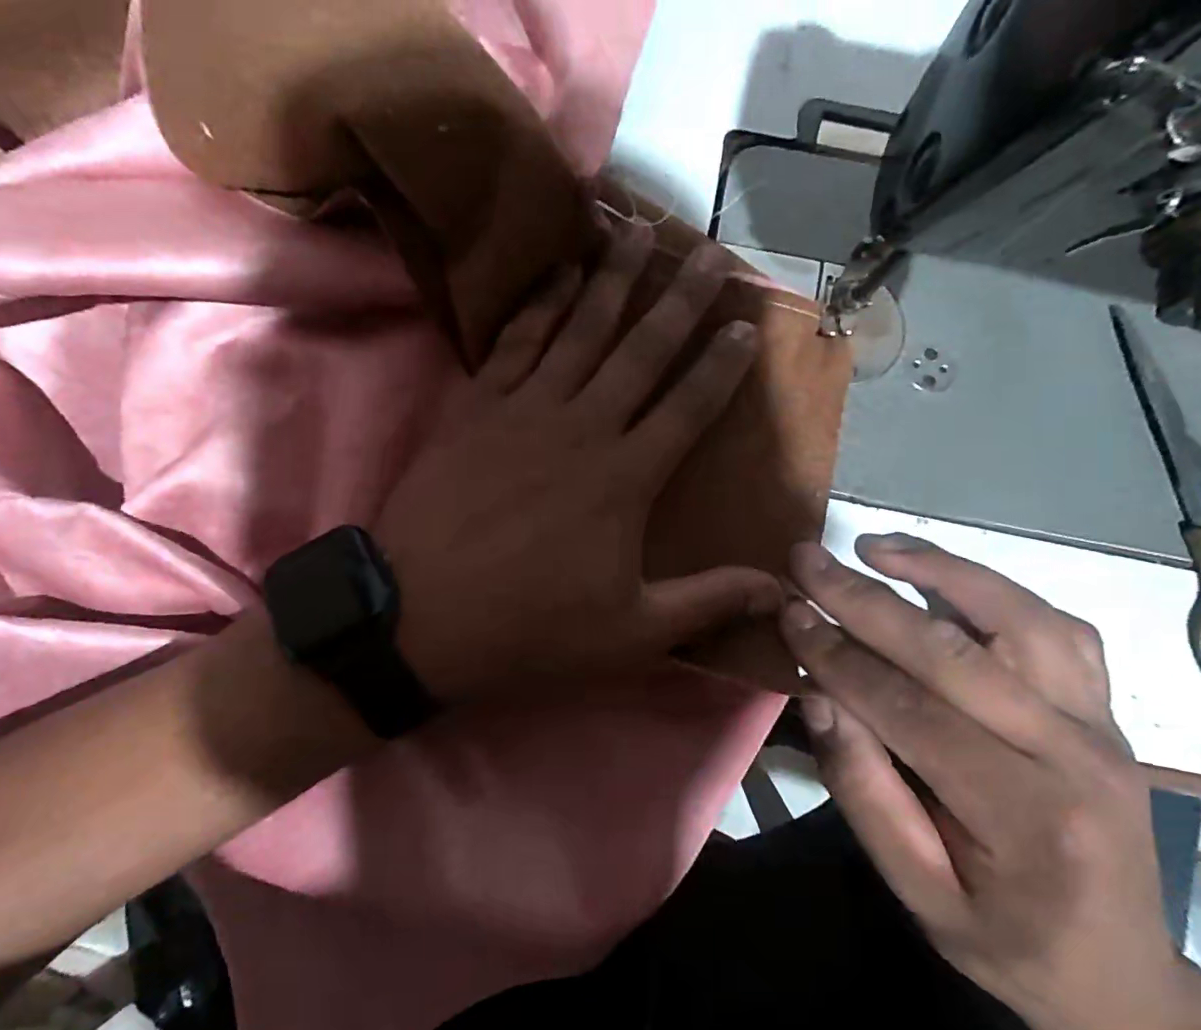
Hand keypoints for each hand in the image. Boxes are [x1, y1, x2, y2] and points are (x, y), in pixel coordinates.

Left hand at [375, 225, 781, 701]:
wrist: (420, 618)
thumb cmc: (535, 627)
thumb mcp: (635, 630)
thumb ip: (709, 601)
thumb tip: (780, 591)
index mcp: (627, 477)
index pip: (689, 405)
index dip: (722, 365)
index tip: (747, 325)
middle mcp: (584, 427)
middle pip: (642, 349)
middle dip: (681, 298)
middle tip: (710, 253)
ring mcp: (526, 409)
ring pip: (581, 328)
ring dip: (614, 277)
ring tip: (639, 228)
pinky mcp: (477, 407)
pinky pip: (515, 340)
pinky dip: (540, 302)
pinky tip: (560, 272)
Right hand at [780, 534, 1200, 1029]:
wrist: (1123, 975)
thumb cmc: (1012, 945)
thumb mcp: (922, 897)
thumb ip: (868, 796)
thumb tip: (818, 701)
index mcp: (1024, 814)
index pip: (911, 710)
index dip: (841, 657)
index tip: (791, 613)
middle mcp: (1074, 752)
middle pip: (956, 651)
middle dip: (868, 599)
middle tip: (809, 558)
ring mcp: (1103, 722)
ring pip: (1020, 617)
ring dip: (943, 569)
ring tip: (878, 546)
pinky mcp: (1110, 709)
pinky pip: (1060, 629)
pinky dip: (1000, 592)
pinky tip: (954, 581)